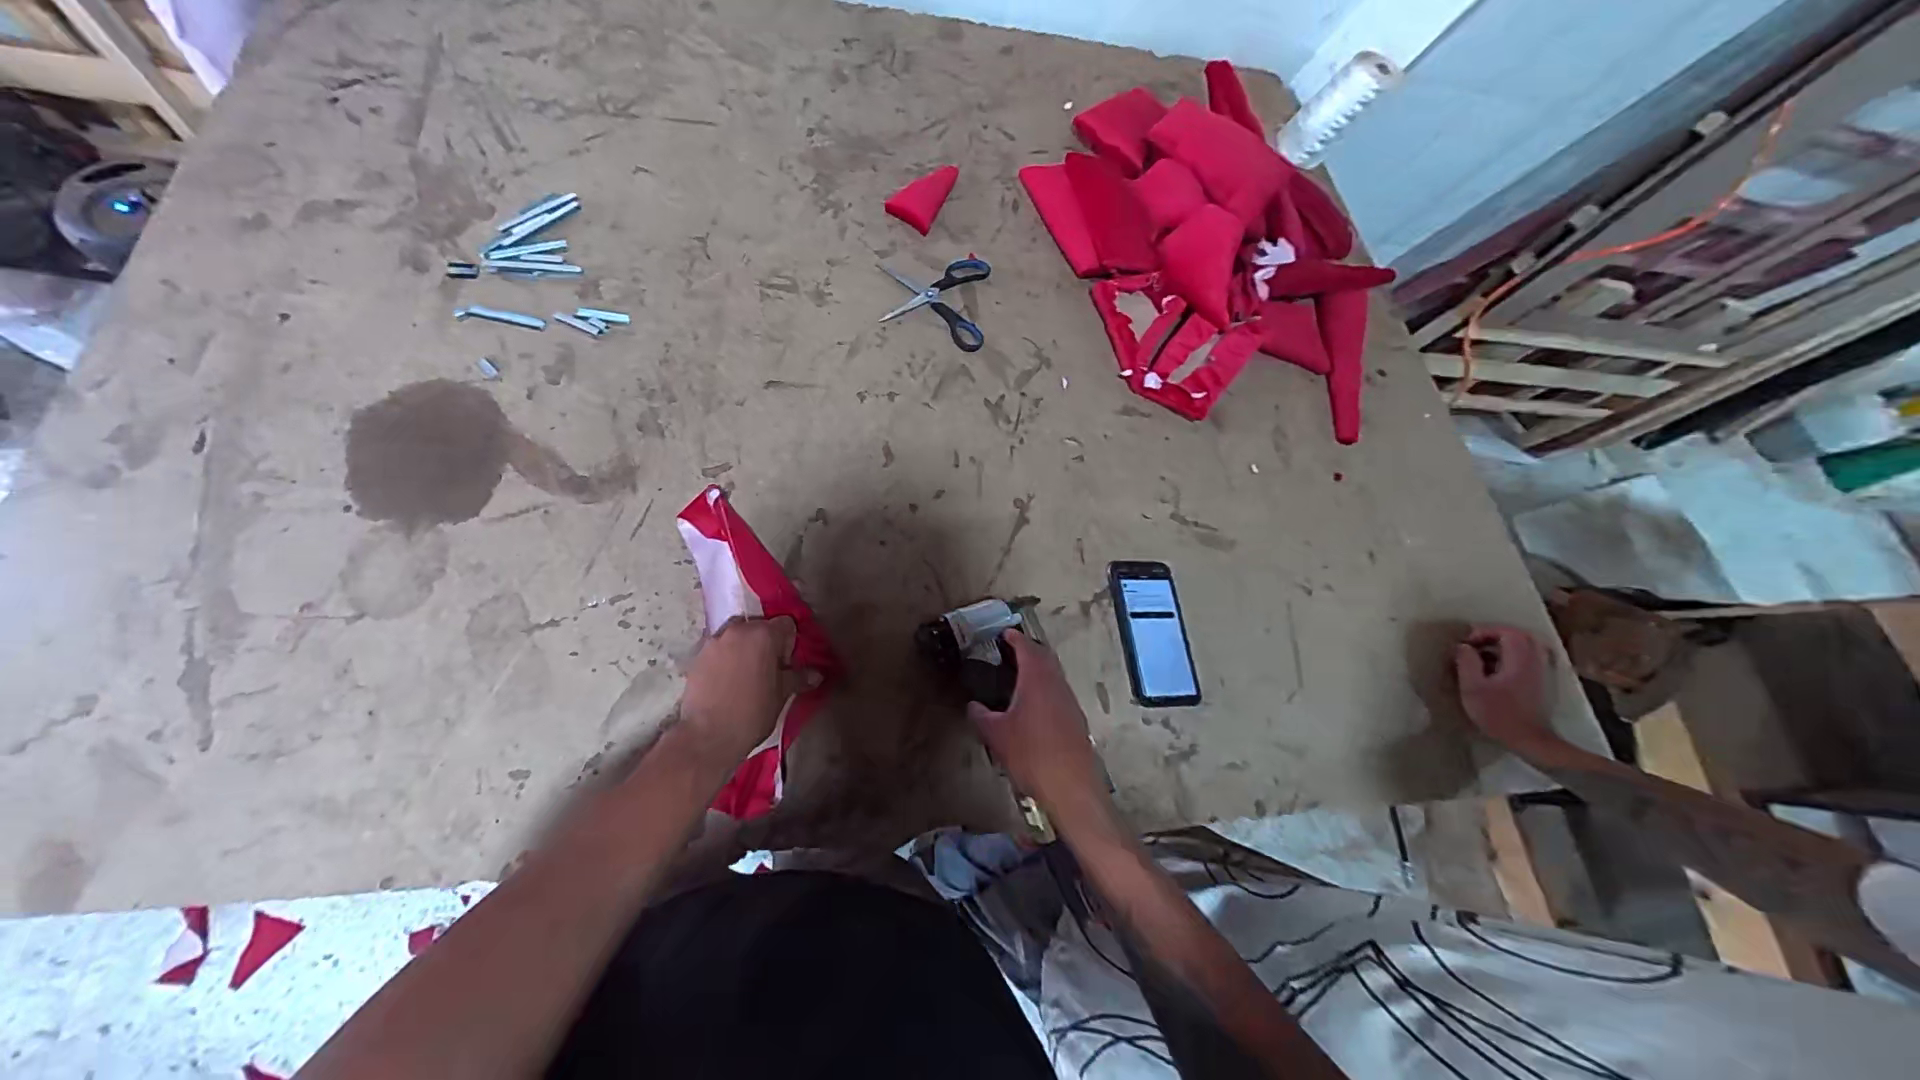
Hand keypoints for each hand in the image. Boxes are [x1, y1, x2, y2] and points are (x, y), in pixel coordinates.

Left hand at [679, 616, 820, 763]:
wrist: (708, 735)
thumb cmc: (752, 712)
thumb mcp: (782, 695)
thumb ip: (798, 678)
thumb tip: (816, 675)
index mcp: (764, 634)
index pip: (786, 624)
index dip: (789, 643)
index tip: (785, 665)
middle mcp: (737, 630)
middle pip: (758, 626)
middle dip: (765, 643)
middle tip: (767, 670)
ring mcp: (714, 641)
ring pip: (736, 636)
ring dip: (743, 649)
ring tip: (744, 675)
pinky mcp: (696, 656)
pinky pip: (718, 649)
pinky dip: (725, 658)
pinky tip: (726, 682)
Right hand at [967, 630, 1106, 824]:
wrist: (1071, 786)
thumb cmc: (1030, 754)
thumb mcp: (995, 735)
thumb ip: (981, 716)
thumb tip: (973, 706)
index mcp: (1037, 679)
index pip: (1027, 648)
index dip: (1015, 638)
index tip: (1004, 633)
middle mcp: (1057, 684)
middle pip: (1045, 657)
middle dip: (1028, 651)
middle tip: (1010, 652)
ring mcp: (1070, 701)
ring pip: (1054, 675)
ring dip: (1038, 670)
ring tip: (1018, 677)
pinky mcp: (1076, 719)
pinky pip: (1059, 693)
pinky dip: (1045, 688)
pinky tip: (1033, 706)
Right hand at [1453, 624, 1556, 751]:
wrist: (1528, 739)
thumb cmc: (1497, 714)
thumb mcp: (1472, 688)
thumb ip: (1467, 663)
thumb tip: (1463, 646)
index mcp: (1519, 661)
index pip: (1508, 633)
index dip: (1486, 631)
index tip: (1468, 643)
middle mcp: (1533, 662)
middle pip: (1521, 636)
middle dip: (1496, 635)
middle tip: (1476, 644)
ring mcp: (1538, 672)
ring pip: (1526, 647)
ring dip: (1504, 646)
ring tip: (1483, 656)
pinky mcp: (1538, 682)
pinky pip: (1527, 658)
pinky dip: (1511, 656)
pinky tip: (1495, 668)